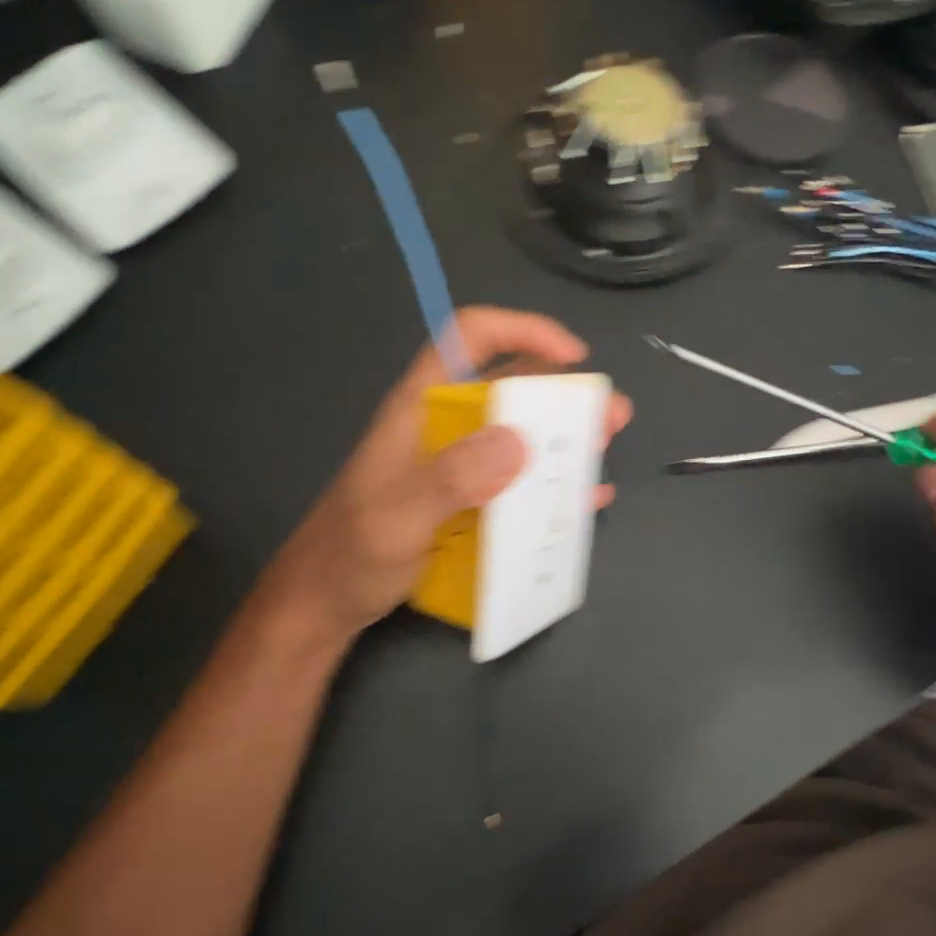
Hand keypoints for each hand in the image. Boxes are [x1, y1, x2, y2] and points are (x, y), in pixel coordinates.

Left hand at [255, 307, 632, 644]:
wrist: (324, 604)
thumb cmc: (350, 555)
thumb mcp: (398, 517)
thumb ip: (452, 478)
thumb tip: (520, 440)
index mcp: (421, 410)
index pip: (469, 339)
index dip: (521, 331)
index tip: (572, 355)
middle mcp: (445, 430)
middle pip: (509, 390)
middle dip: (564, 394)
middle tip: (612, 414)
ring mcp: (458, 469)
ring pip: (520, 436)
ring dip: (566, 437)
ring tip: (606, 447)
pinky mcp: (468, 504)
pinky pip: (519, 484)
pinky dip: (554, 486)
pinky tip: (587, 497)